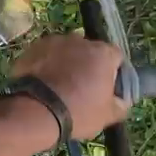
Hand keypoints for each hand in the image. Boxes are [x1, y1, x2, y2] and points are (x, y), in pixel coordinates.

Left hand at [11, 33, 129, 140]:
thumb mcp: (109, 115)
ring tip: (61, 84)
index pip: (116, 56)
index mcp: (102, 53)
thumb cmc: (78, 112)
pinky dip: (48, 63)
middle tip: (83, 85)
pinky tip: (44, 80)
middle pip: (90, 50)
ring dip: (67, 61)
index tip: (108, 85)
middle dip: (89, 64)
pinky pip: (46, 53)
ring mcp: (54, 41)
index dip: (114, 70)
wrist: (36, 110)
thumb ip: (121, 103)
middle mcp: (79, 40)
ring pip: (66, 50)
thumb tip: (121, 99)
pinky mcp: (33, 47)